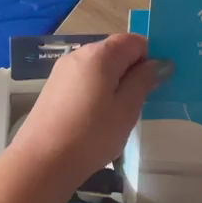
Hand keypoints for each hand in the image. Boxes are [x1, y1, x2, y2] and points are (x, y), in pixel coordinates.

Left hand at [8, 34, 164, 184]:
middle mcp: (79, 54)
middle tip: (136, 104)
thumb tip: (159, 63)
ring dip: (113, 82)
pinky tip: (95, 117)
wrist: (42, 161)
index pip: (134, 41)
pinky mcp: (53, 86)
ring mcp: (62, 70)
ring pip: (98, 66)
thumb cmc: (91, 135)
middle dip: (130, 71)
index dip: (148, 59)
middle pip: (115, 51)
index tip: (151, 86)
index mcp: (100, 54)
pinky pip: (83, 79)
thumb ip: (143, 81)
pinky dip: (96, 90)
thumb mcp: (126, 110)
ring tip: (115, 114)